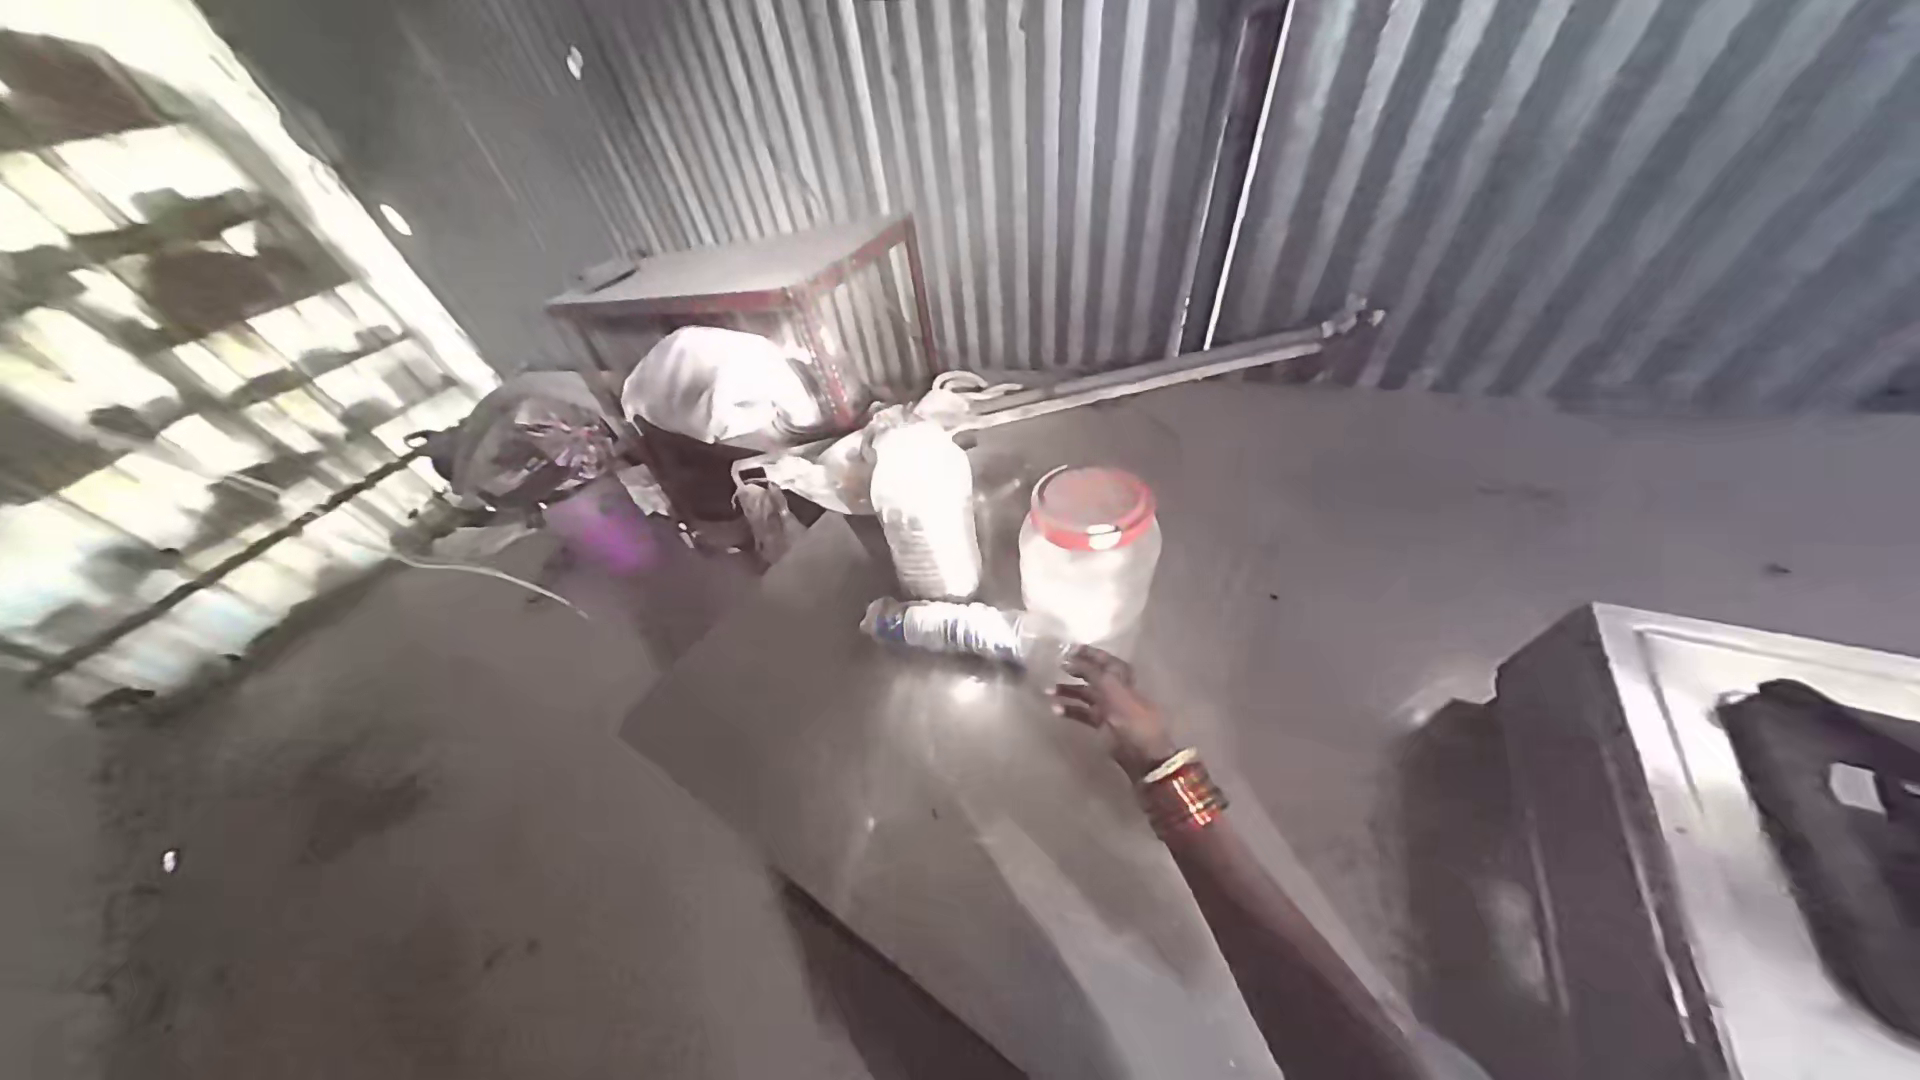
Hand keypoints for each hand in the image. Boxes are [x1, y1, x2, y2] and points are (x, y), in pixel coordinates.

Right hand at [1050, 646, 1177, 780]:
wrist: (1143, 755)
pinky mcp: (1102, 725)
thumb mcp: (1111, 689)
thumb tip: (1070, 659)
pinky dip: (1069, 710)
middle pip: (1094, 675)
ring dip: (1067, 691)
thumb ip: (1092, 672)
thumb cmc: (1131, 718)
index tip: (1070, 648)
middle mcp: (1116, 690)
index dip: (1090, 653)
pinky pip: (1082, 714)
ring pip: (1085, 695)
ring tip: (1047, 691)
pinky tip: (1055, 710)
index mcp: (1123, 679)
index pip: (1105, 660)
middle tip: (1058, 666)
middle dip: (1076, 670)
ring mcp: (1109, 708)